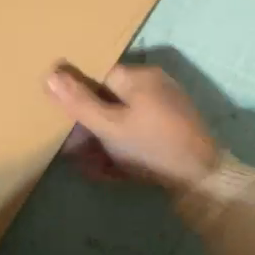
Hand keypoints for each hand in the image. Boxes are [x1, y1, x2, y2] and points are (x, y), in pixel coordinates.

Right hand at [45, 64, 220, 191]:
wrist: (203, 181)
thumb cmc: (152, 146)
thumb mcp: (110, 126)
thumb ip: (79, 102)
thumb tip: (51, 74)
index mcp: (140, 77)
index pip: (98, 73)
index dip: (76, 91)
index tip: (60, 113)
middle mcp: (153, 87)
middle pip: (109, 99)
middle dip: (88, 124)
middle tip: (69, 146)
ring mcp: (164, 111)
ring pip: (121, 121)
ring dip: (100, 142)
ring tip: (82, 163)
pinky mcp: (170, 133)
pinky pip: (136, 135)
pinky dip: (120, 150)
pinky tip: (104, 171)